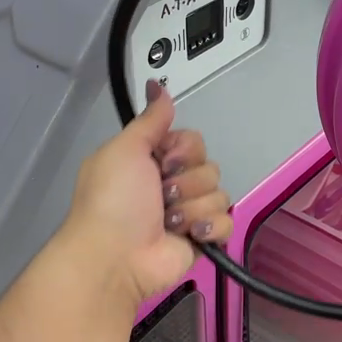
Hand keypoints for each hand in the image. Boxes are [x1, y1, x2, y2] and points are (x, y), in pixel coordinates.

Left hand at [58, 80, 233, 303]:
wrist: (114, 257)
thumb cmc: (114, 200)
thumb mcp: (125, 150)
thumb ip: (150, 120)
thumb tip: (157, 84)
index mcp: (154, 161)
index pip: (194, 142)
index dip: (183, 152)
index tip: (162, 163)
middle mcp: (173, 184)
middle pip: (210, 167)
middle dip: (187, 182)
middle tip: (162, 196)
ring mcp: (189, 213)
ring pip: (219, 194)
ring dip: (192, 207)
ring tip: (168, 222)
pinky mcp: (203, 239)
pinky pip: (226, 222)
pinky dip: (210, 228)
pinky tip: (191, 235)